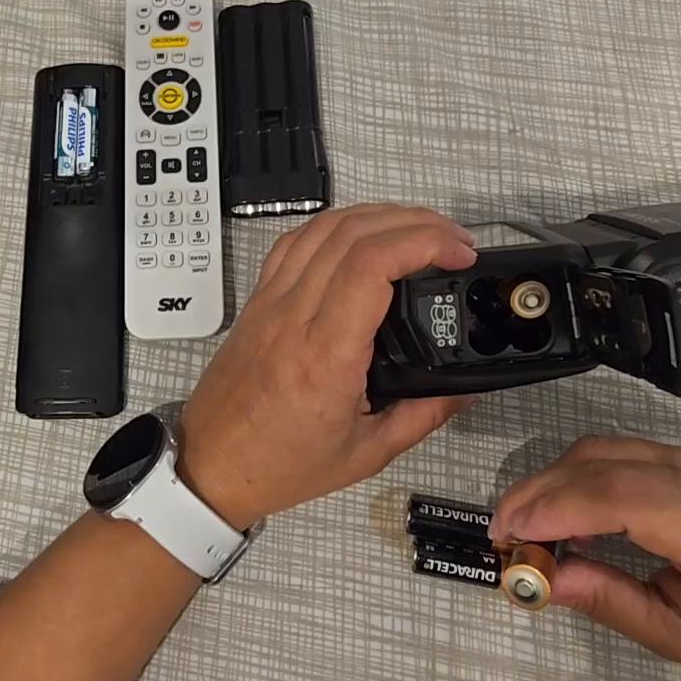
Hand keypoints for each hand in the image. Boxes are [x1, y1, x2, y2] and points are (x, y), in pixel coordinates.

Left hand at [176, 204, 478, 530]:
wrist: (213, 464)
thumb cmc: (280, 464)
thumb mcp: (367, 452)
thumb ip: (424, 415)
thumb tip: (467, 387)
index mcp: (325, 355)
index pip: (370, 265)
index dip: (423, 242)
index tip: (459, 252)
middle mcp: (293, 316)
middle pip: (353, 233)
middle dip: (414, 221)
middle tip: (453, 240)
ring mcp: (270, 302)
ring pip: (322, 227)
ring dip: (377, 215)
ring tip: (417, 231)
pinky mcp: (257, 300)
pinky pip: (293, 242)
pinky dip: (334, 226)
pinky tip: (360, 235)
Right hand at [490, 435, 680, 680]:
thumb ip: (614, 603)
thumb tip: (543, 579)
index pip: (625, 498)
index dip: (554, 506)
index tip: (508, 534)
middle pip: (609, 462)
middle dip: (542, 490)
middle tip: (505, 530)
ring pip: (616, 449)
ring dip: (561, 478)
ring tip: (534, 521)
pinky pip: (638, 453)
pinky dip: (592, 474)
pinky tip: (579, 508)